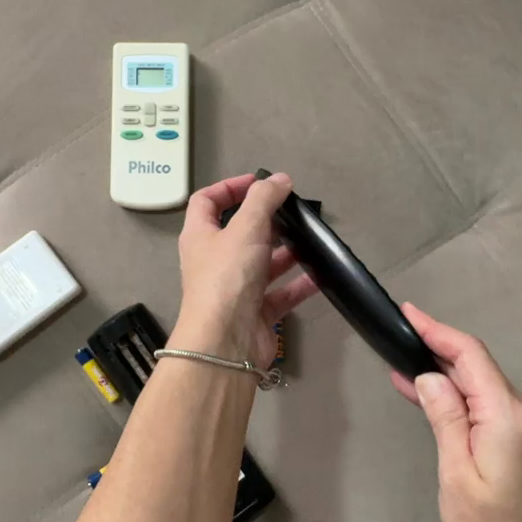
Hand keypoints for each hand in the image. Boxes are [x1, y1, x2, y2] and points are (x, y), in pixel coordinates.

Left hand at [171, 173, 319, 365]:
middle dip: (267, 221)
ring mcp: (236, 288)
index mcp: (200, 236)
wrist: (226, 342)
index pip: (206, 201)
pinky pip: (280, 293)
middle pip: (240, 232)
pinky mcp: (255, 312)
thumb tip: (280, 179)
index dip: (229, 187)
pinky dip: (299, 284)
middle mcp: (215, 260)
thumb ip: (264, 200)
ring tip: (311, 240)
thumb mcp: (245, 228)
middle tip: (293, 212)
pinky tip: (320, 275)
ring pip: (263, 263)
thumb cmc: (227, 277)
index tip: (259, 183)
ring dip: (286, 252)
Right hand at [391, 304, 521, 521]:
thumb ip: (446, 418)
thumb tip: (430, 374)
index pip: (471, 356)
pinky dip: (466, 400)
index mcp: (511, 416)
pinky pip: (494, 405)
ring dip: (449, 381)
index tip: (408, 313)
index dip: (438, 331)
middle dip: (437, 357)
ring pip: (485, 387)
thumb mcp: (456, 476)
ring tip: (404, 377)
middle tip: (395, 348)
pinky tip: (437, 400)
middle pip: (478, 369)